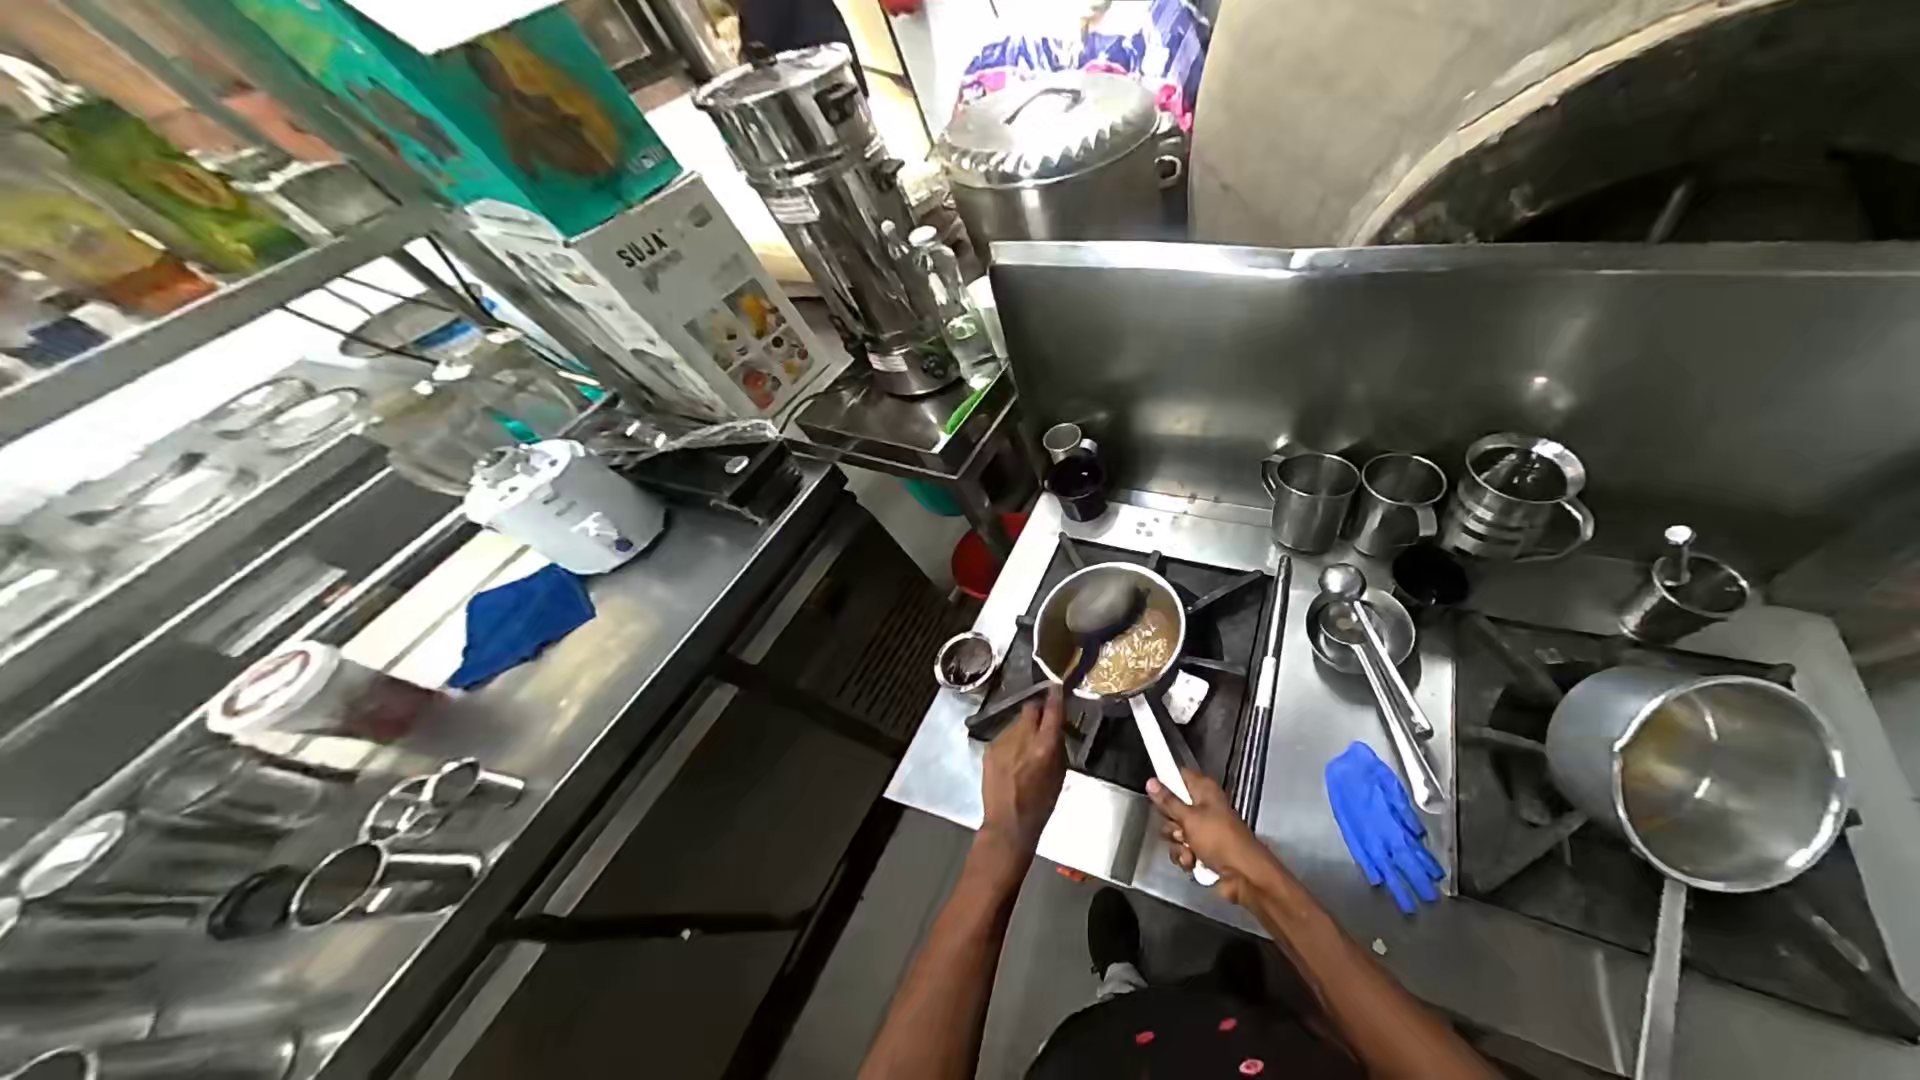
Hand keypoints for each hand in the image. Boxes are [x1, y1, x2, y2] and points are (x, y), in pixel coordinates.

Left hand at [980, 686, 1067, 856]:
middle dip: (1038, 711)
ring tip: (1026, 750)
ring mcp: (1002, 742)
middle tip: (1042, 722)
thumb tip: (1056, 727)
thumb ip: (1057, 746)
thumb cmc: (1040, 804)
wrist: (1007, 823)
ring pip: (1016, 723)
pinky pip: (1004, 737)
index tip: (1056, 687)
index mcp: (1044, 746)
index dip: (1055, 697)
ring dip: (1024, 730)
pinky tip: (1012, 760)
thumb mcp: (1059, 775)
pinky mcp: (989, 749)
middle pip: (1030, 709)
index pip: (1051, 711)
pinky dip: (1011, 743)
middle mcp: (1022, 738)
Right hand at [1147, 768, 1281, 904]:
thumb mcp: (1189, 818)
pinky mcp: (1201, 849)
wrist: (1245, 876)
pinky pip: (1181, 848)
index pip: (1178, 775)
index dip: (1165, 781)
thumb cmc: (1220, 839)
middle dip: (1170, 822)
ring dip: (1177, 843)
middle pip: (1171, 806)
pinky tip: (1192, 862)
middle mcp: (1202, 806)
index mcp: (1203, 790)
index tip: (1153, 789)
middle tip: (1178, 828)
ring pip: (1174, 830)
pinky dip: (1184, 856)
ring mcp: (1202, 829)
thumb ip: (1167, 801)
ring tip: (1189, 850)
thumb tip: (1150, 781)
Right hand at [1325, 742, 1443, 914]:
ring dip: (1393, 883)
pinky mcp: (1349, 828)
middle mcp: (1375, 832)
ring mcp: (1361, 832)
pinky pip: (1359, 852)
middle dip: (1413, 883)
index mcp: (1389, 822)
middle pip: (1398, 864)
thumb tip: (1416, 834)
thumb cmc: (1370, 770)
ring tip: (1404, 903)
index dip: (1423, 871)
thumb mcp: (1394, 787)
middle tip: (1426, 902)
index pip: (1410, 854)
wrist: (1341, 764)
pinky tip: (1375, 880)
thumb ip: (1404, 812)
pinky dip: (1368, 867)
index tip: (1435, 886)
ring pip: (1380, 863)